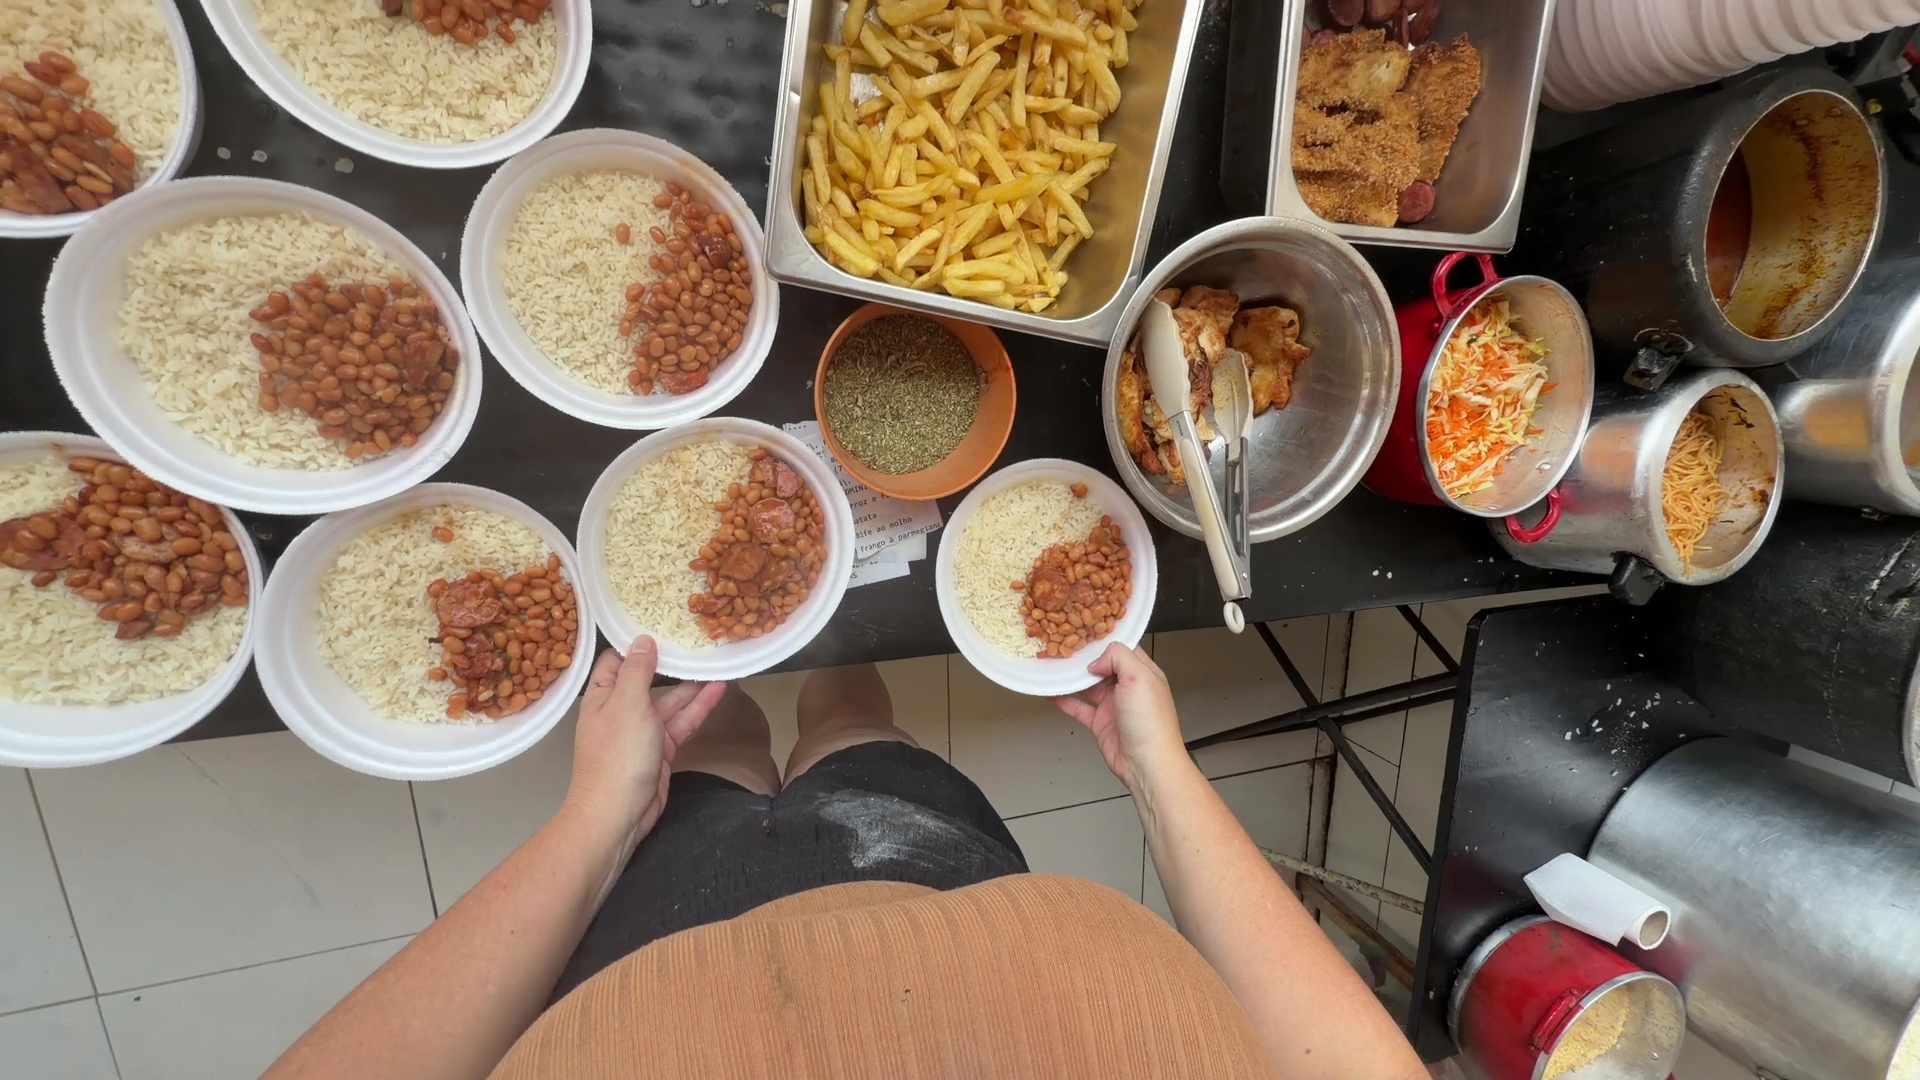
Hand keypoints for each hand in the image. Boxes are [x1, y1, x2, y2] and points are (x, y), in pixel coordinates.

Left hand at [566, 637, 727, 849]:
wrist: (617, 814)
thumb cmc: (617, 755)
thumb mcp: (627, 704)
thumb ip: (637, 670)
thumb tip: (642, 639)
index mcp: (603, 697)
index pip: (618, 660)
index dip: (637, 642)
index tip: (661, 622)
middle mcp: (621, 710)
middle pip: (649, 679)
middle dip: (671, 662)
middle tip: (697, 639)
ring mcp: (643, 731)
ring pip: (671, 701)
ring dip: (692, 684)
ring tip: (717, 661)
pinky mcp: (662, 749)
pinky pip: (683, 721)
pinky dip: (700, 706)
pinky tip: (719, 689)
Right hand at [1051, 642, 1190, 791]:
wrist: (1147, 763)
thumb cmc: (1151, 723)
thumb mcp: (1139, 677)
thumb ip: (1117, 658)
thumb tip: (1096, 660)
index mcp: (1143, 673)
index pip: (1123, 649)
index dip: (1105, 641)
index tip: (1085, 633)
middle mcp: (1128, 688)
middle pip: (1103, 666)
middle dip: (1085, 658)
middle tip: (1064, 648)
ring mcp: (1114, 705)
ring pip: (1088, 686)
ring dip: (1072, 678)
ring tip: (1054, 667)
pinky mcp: (1101, 723)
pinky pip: (1079, 708)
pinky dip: (1065, 701)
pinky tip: (1052, 693)